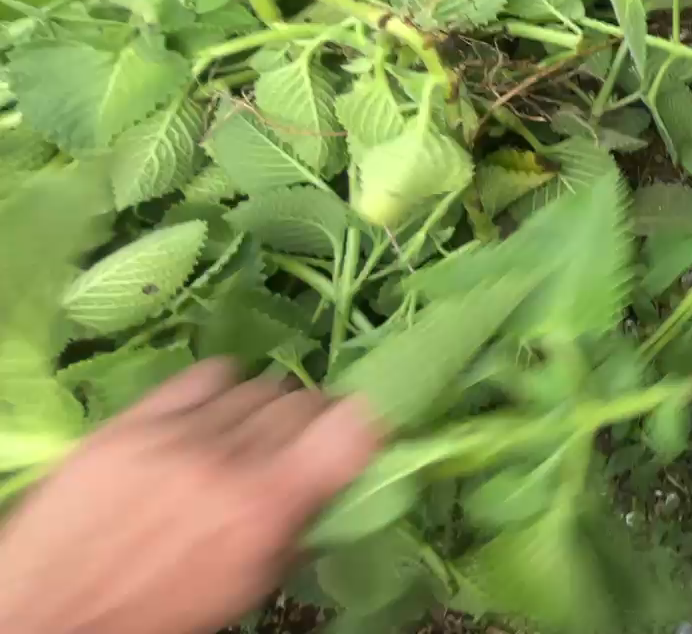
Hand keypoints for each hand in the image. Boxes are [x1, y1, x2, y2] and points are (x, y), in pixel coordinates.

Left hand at [0, 360, 379, 633]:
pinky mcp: (131, 424)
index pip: (358, 417)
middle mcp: (234, 457)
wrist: (36, 627)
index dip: (365, 419)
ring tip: (244, 435)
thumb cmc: (162, 611)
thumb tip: (353, 471)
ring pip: (264, 386)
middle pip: (311, 398)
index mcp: (272, 500)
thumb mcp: (256, 579)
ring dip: (266, 408)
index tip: (356, 433)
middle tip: (296, 443)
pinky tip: (212, 414)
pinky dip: (222, 387)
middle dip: (313, 419)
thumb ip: (309, 516)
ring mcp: (179, 436)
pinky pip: (208, 373)